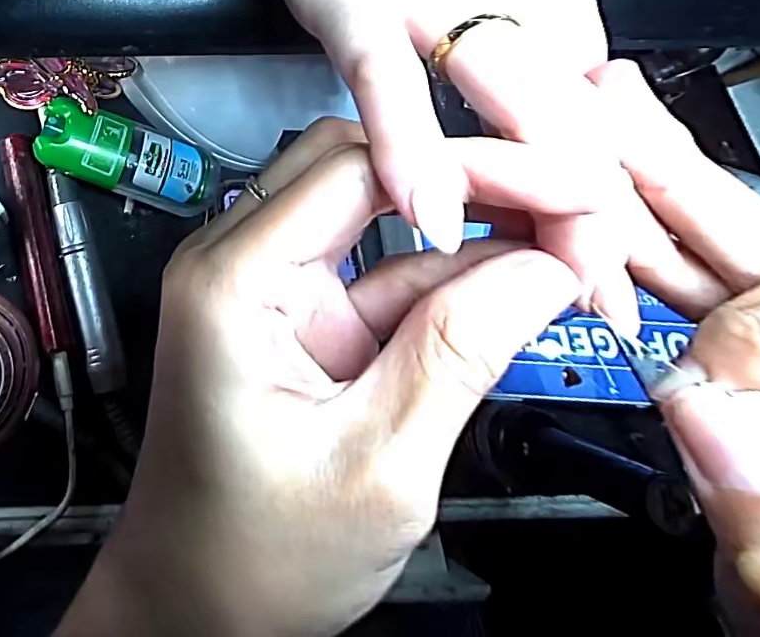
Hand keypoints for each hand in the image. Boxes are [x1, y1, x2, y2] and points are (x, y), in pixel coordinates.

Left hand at [57, 117, 618, 635]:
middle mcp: (234, 260)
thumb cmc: (255, 553)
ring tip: (557, 241)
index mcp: (230, 281)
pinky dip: (440, 270)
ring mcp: (263, 280)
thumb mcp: (377, 466)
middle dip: (461, 178)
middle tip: (562, 204)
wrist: (197, 596)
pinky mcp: (291, 308)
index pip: (351, 173)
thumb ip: (456, 355)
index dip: (460, 167)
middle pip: (353, 168)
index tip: (557, 183)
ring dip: (461, 223)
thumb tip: (541, 269)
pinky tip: (509, 279)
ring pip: (368, 208)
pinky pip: (370, 265)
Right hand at [251, 0, 642, 331]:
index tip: (626, 253)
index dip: (620, 186)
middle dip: (603, 217)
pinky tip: (427, 215)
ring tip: (565, 288)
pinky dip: (412, 153)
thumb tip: (549, 62)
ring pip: (510, 108)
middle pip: (578, 117)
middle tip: (620, 304)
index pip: (604, 101)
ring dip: (541, 203)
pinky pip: (392, 88)